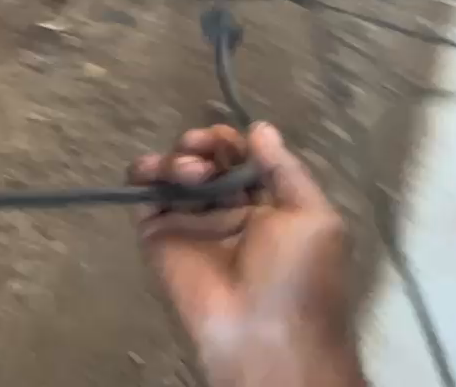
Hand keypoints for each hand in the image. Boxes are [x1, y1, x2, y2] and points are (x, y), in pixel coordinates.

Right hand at [130, 122, 363, 386]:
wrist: (260, 328)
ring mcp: (187, 218)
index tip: (228, 138)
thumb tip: (260, 128)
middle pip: (204, 160)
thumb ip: (286, 171)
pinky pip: (141, 189)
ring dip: (176, 158)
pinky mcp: (154, 226)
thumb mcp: (314, 220)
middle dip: (202, 145)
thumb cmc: (297, 275)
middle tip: (202, 146)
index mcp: (268, 209)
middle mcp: (226, 209)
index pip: (243, 163)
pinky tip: (157, 174)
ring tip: (189, 171)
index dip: (233, 144)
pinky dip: (144, 172)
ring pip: (171, 169)